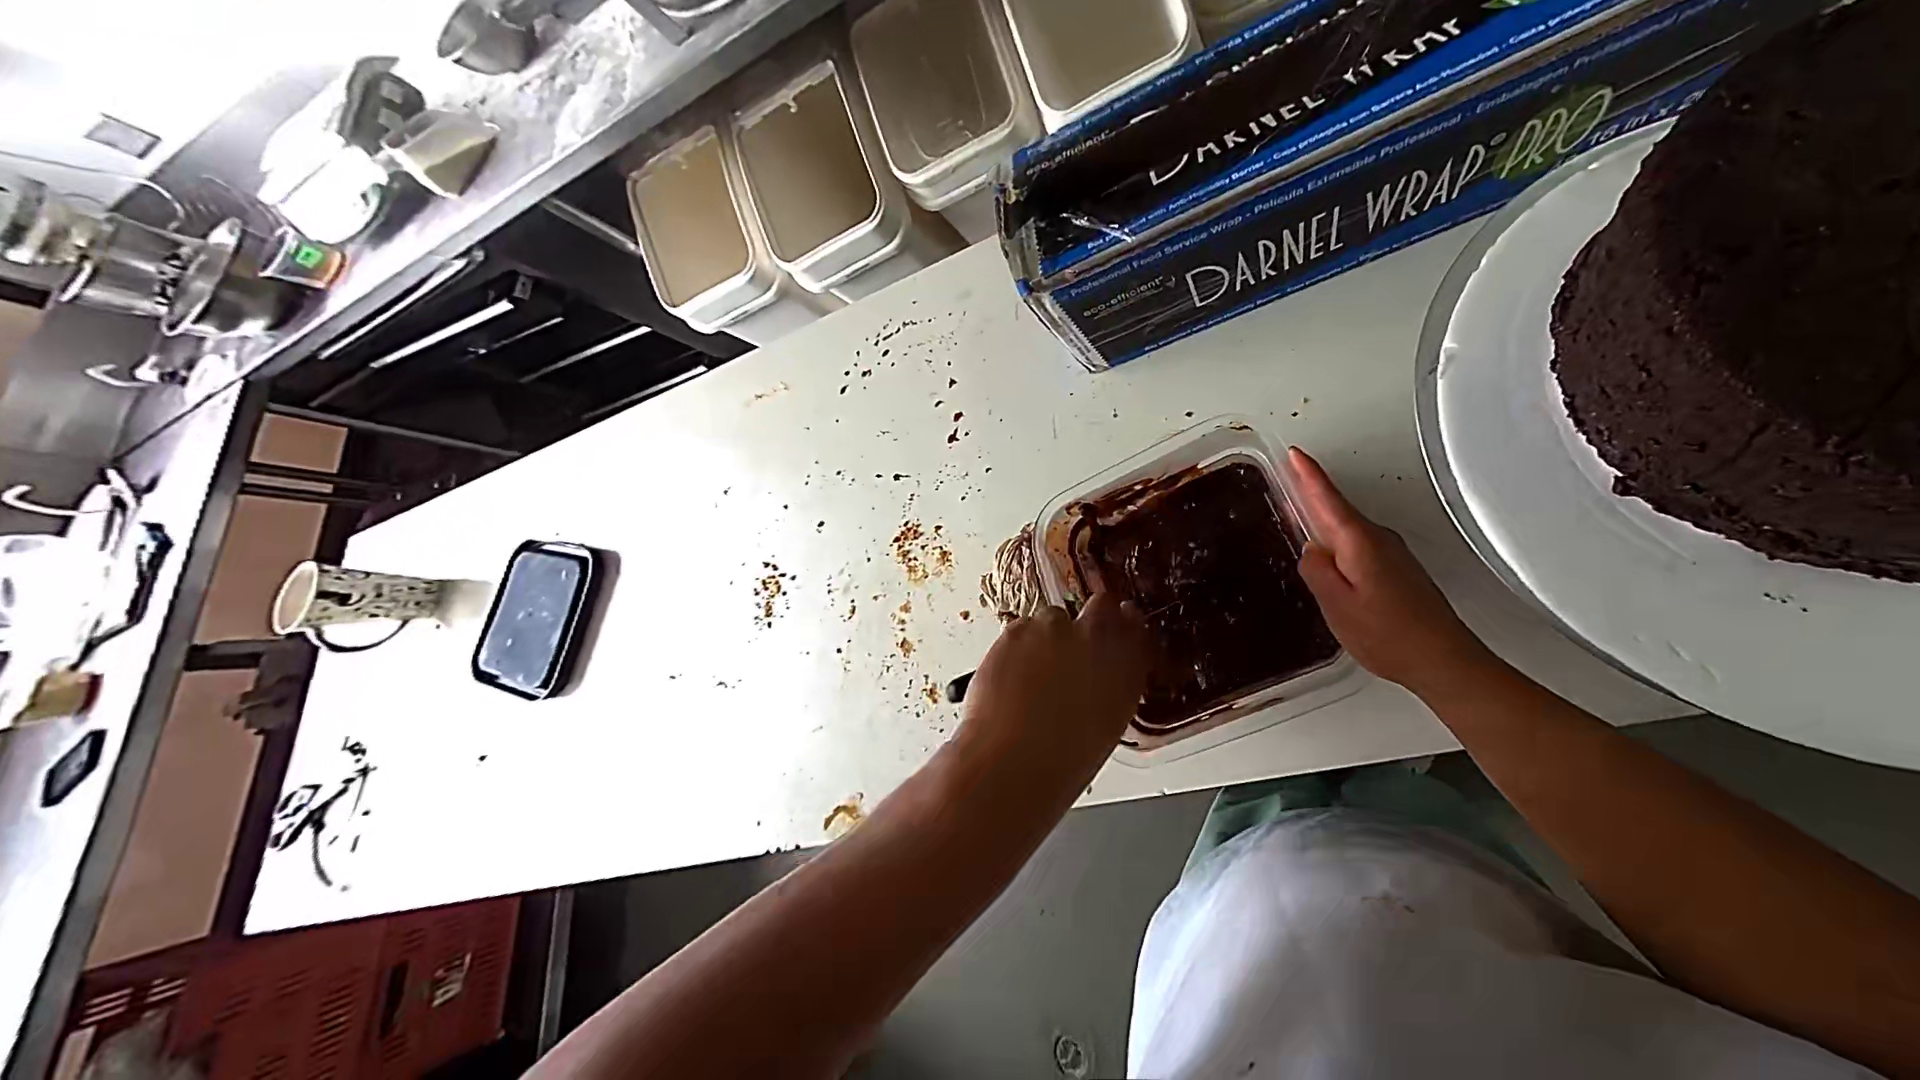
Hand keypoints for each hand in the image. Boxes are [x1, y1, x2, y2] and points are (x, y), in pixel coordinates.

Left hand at [956, 592, 1149, 780]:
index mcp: (1128, 663)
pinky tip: (1011, 675)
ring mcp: (1055, 628)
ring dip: (1047, 636)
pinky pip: (1019, 628)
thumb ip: (1112, 685)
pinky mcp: (1016, 629)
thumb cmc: (1065, 756)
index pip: (1136, 625)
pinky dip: (1016, 646)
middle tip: (1071, 647)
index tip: (1118, 626)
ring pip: (1052, 618)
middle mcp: (1096, 636)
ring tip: (1033, 674)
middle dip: (1088, 620)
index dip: (1124, 624)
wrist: (1017, 757)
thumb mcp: (1109, 721)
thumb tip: (1100, 677)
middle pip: (1101, 606)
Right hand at [1288, 447, 1500, 697]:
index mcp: (1360, 544)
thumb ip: (1316, 570)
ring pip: (1347, 527)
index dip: (1308, 475)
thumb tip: (1309, 550)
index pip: (1327, 499)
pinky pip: (1358, 542)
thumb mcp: (1336, 604)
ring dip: (1322, 517)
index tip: (1294, 454)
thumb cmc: (1390, 636)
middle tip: (1288, 476)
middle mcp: (1378, 541)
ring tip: (1297, 514)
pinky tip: (1326, 551)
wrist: (1442, 659)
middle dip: (1311, 492)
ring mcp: (1390, 553)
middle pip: (1337, 508)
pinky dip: (1337, 538)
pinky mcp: (1396, 568)